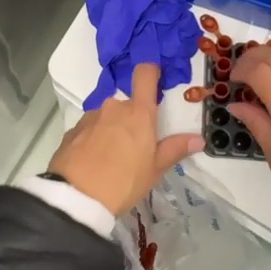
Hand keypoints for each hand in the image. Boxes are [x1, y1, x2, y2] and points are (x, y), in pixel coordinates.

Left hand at [49, 63, 203, 215]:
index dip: (151, 71)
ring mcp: (90, 117)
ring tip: (112, 159)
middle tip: (136, 147)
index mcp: (138, 112)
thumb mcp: (154, 169)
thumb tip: (198, 139)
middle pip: (127, 104)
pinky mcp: (72, 131)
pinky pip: (89, 129)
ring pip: (107, 117)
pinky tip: (94, 162)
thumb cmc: (123, 182)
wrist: (76, 198)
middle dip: (132, 120)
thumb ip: (175, 149)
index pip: (145, 74)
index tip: (156, 78)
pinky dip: (94, 140)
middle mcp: (113, 107)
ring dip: (112, 130)